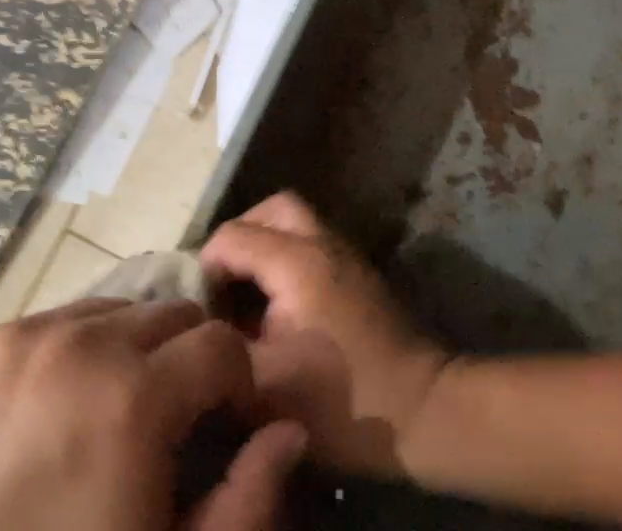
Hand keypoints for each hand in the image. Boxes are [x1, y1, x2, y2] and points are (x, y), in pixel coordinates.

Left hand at [0, 298, 305, 530]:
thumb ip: (247, 498)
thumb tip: (289, 430)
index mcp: (134, 394)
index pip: (222, 343)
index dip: (233, 384)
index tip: (219, 423)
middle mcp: (76, 344)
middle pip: (168, 313)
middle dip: (182, 359)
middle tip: (164, 418)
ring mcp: (11, 340)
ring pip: (106, 312)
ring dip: (123, 350)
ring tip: (102, 410)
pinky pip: (41, 327)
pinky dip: (61, 355)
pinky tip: (42, 411)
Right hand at [201, 193, 449, 477]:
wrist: (422, 412)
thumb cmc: (338, 401)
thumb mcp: (260, 384)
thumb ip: (218, 345)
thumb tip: (199, 324)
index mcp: (297, 261)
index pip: (231, 235)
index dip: (204, 269)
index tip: (200, 312)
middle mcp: (325, 245)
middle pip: (274, 209)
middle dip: (239, 237)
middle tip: (222, 285)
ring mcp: (349, 258)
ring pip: (298, 226)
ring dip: (266, 250)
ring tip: (245, 302)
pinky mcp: (361, 279)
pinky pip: (315, 249)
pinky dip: (288, 264)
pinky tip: (276, 313)